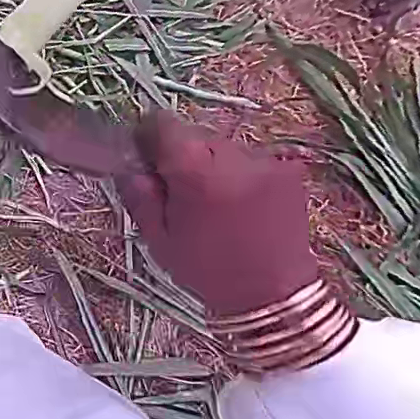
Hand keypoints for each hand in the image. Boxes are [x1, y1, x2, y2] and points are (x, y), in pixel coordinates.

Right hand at [116, 112, 318, 316]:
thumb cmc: (206, 270)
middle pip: (194, 134)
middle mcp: (233, 155)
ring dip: (210, 163)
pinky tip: (237, 203)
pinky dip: (237, 173)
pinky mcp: (288, 169)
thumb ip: (139, 194)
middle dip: (181, 155)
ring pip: (222, 146)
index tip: (144, 157)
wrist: (273, 295)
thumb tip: (131, 165)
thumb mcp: (157, 238)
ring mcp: (265, 160)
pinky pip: (249, 159)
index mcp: (194, 172)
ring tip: (210, 201)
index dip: (148, 136)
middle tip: (176, 189)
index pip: (163, 124)